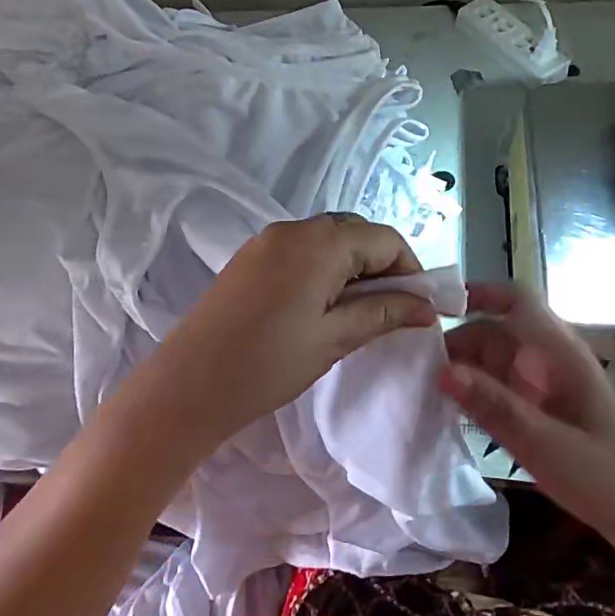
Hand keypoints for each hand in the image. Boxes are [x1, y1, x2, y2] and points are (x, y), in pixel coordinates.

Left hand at [129, 214, 438, 449]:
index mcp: (318, 243)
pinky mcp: (248, 260)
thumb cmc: (267, 365)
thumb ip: (383, 313)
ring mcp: (265, 242)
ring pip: (328, 242)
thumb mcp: (333, 338)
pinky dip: (324, 270)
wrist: (188, 385)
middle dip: (383, 266)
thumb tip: (426, 307)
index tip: (420, 306)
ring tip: (360, 313)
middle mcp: (292, 230)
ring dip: (353, 269)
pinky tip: (324, 306)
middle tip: (392, 311)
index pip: (384, 238)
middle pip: (355, 233)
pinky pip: (301, 253)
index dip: (410, 268)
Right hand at [438, 283, 614, 543]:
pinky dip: (474, 391)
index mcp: (560, 354)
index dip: (479, 294)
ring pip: (494, 360)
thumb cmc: (599, 476)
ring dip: (462, 369)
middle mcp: (551, 360)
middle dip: (457, 343)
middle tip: (414, 367)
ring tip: (422, 387)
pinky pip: (499, 386)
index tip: (434, 308)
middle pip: (496, 332)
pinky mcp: (540, 408)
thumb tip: (440, 370)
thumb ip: (492, 405)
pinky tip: (449, 409)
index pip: (518, 302)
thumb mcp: (542, 443)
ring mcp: (545, 384)